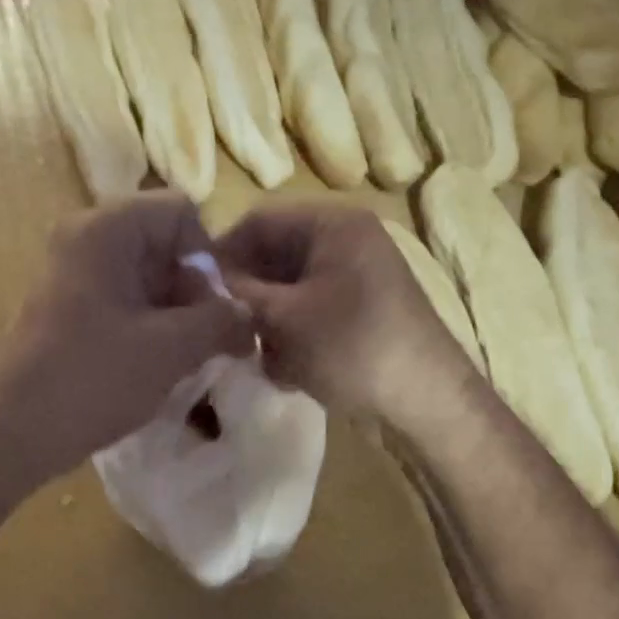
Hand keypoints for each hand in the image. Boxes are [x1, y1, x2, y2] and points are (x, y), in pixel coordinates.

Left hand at [0, 193, 254, 484]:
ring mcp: (70, 274)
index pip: (181, 212)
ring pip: (144, 277)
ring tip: (184, 360)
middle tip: (206, 342)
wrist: (15, 433)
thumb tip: (248, 316)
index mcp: (105, 229)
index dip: (207, 259)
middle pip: (162, 243)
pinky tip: (154, 367)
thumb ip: (221, 322)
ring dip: (174, 314)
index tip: (211, 311)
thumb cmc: (93, 380)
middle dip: (193, 291)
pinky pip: (121, 300)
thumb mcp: (171, 350)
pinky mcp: (65, 309)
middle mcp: (83, 238)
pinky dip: (147, 327)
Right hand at [213, 206, 477, 425]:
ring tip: (260, 359)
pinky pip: (309, 314)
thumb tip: (201, 281)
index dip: (222, 253)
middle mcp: (345, 242)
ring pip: (288, 291)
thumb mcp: (285, 320)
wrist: (425, 398)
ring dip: (268, 325)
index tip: (193, 293)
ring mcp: (355, 278)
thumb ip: (238, 294)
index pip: (258, 220)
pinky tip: (287, 372)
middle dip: (248, 297)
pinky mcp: (358, 313)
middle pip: (273, 257)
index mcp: (332, 224)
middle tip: (223, 331)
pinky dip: (292, 339)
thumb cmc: (353, 347)